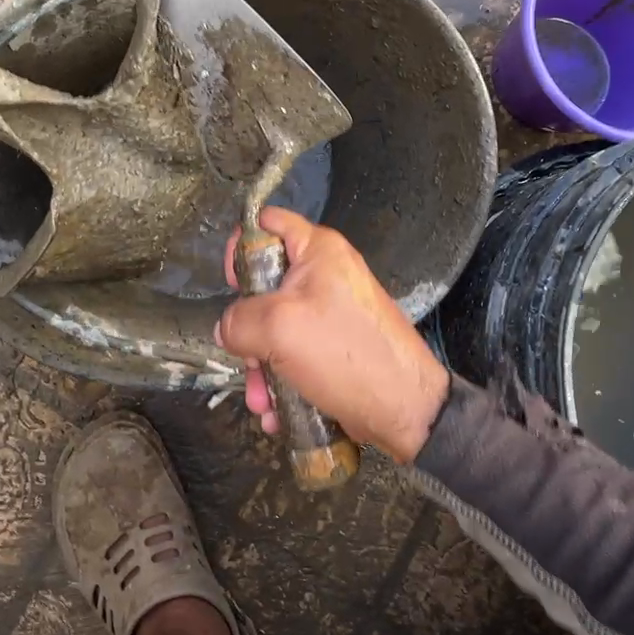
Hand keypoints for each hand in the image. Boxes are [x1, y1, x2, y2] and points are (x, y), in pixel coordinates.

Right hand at [215, 209, 450, 463]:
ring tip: (262, 402)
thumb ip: (238, 321)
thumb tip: (226, 329)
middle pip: (266, 285)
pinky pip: (296, 355)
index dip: (243, 248)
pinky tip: (278, 411)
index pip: (268, 223)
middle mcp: (327, 274)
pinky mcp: (338, 347)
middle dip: (249, 328)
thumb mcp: (279, 328)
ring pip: (277, 328)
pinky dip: (283, 380)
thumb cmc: (344, 353)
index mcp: (319, 250)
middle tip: (249, 356)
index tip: (235, 286)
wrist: (407, 411)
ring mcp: (333, 313)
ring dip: (262, 366)